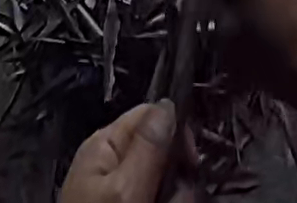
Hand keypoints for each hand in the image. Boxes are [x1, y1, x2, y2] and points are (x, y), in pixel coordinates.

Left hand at [59, 101, 190, 202]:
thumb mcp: (123, 191)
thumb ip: (148, 147)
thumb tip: (169, 103)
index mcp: (106, 146)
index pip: (150, 114)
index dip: (175, 131)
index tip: (190, 161)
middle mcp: (116, 167)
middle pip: (165, 154)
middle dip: (177, 180)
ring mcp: (125, 196)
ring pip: (170, 187)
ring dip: (177, 201)